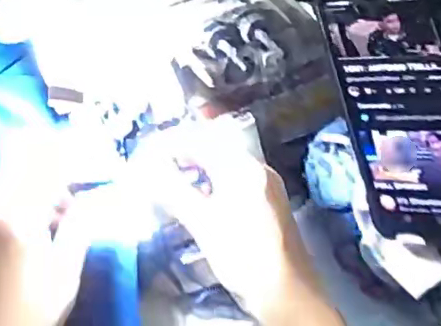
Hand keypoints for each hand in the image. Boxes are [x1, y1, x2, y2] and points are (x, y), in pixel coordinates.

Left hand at [0, 151, 92, 325]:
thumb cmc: (29, 312)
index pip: (53, 164)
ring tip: (71, 199)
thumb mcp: (64, 275)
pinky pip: (10, 183)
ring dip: (47, 171)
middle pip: (33, 155)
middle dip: (63, 155)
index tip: (101, 158)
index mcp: (19, 215)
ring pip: (21, 166)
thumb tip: (94, 197)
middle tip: (87, 169)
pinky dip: (32, 184)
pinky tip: (50, 209)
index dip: (81, 156)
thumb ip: (80, 227)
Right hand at [155, 129, 342, 325]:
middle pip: (213, 149)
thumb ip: (174, 190)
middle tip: (157, 166)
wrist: (292, 299)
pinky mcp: (270, 204)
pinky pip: (235, 180)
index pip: (200, 141)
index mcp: (243, 165)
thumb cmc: (245, 257)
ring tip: (174, 181)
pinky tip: (202, 199)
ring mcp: (266, 185)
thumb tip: (148, 168)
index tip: (148, 153)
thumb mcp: (203, 223)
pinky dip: (214, 184)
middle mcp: (257, 167)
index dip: (171, 145)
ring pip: (224, 165)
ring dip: (198, 170)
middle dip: (183, 156)